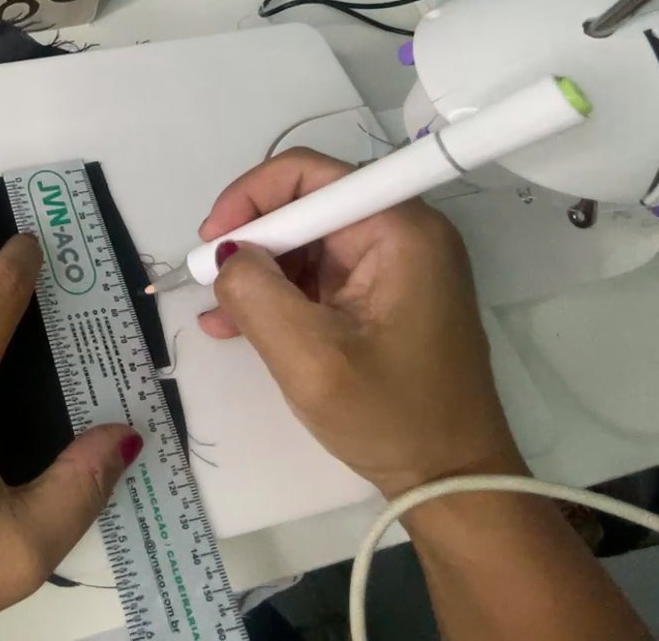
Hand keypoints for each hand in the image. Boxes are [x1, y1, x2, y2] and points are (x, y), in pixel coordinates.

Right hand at [196, 149, 522, 497]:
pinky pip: (310, 273)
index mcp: (397, 230)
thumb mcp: (308, 356)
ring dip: (254, 271)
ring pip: (299, 241)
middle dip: (248, 239)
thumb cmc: (389, 416)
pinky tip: (231, 323)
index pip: (307, 175)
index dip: (250, 196)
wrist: (449, 483)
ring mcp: (387, 264)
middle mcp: (397, 233)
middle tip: (209, 278)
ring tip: (219, 311)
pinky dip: (271, 292)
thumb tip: (226, 255)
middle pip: (301, 204)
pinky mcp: (374, 293)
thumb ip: (254, 292)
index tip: (212, 240)